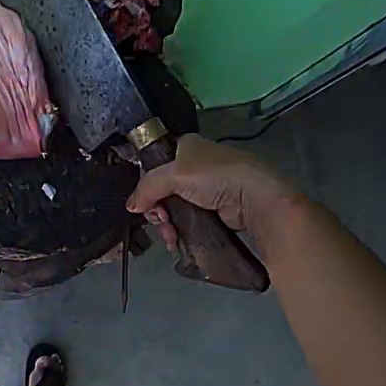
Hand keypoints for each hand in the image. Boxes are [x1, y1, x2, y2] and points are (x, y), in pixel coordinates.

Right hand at [126, 134, 303, 251]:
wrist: (254, 199)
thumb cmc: (215, 177)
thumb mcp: (173, 174)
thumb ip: (147, 187)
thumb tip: (131, 206)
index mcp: (187, 146)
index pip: (155, 163)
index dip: (147, 183)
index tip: (144, 201)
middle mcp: (195, 165)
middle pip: (161, 190)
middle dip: (157, 209)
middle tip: (161, 220)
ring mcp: (205, 189)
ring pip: (173, 208)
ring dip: (167, 224)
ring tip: (171, 235)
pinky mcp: (213, 209)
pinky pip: (187, 221)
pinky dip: (180, 231)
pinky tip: (177, 240)